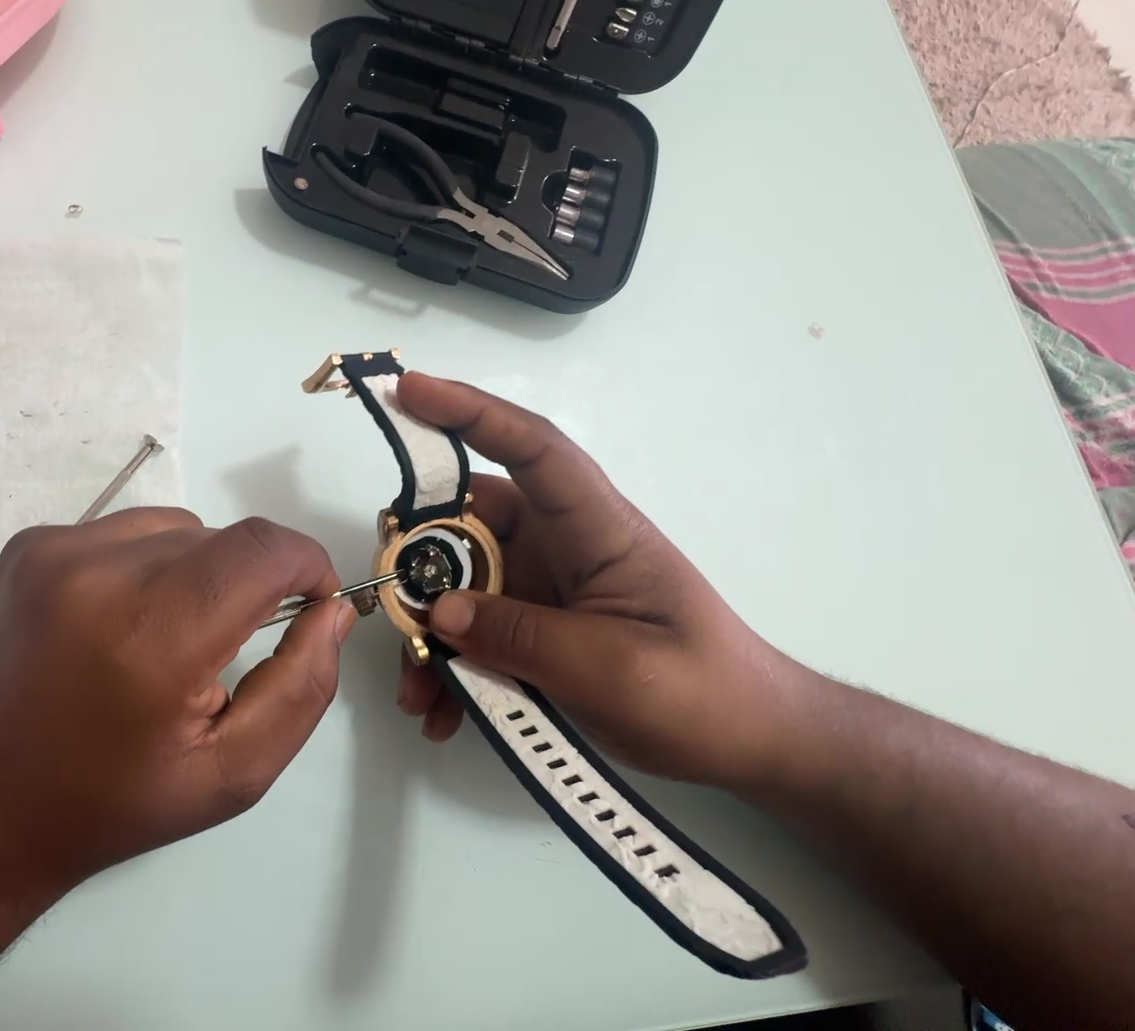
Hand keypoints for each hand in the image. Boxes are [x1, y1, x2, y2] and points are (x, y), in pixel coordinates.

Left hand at [0, 509, 355, 889]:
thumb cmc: (115, 802)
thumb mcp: (234, 774)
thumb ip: (301, 686)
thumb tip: (331, 610)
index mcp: (154, 638)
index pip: (263, 550)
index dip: (307, 566)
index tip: (311, 603)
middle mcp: (98, 574)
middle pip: (224, 539)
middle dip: (252, 581)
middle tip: (227, 645)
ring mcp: (54, 551)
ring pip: (177, 529)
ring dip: (199, 571)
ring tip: (168, 637)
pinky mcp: (28, 546)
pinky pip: (125, 532)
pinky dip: (147, 566)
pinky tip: (120, 623)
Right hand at [392, 374, 816, 789]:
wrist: (747, 746)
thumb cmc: (702, 693)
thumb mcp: (615, 670)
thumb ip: (524, 638)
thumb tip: (438, 612)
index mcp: (595, 530)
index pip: (533, 450)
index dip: (471, 412)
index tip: (407, 390)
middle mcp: (559, 548)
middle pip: (470, 524)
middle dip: (419, 562)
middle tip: (387, 607)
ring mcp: (542, 591)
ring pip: (458, 588)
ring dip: (427, 637)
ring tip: (417, 695)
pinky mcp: (533, 632)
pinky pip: (471, 637)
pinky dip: (447, 670)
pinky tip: (440, 715)